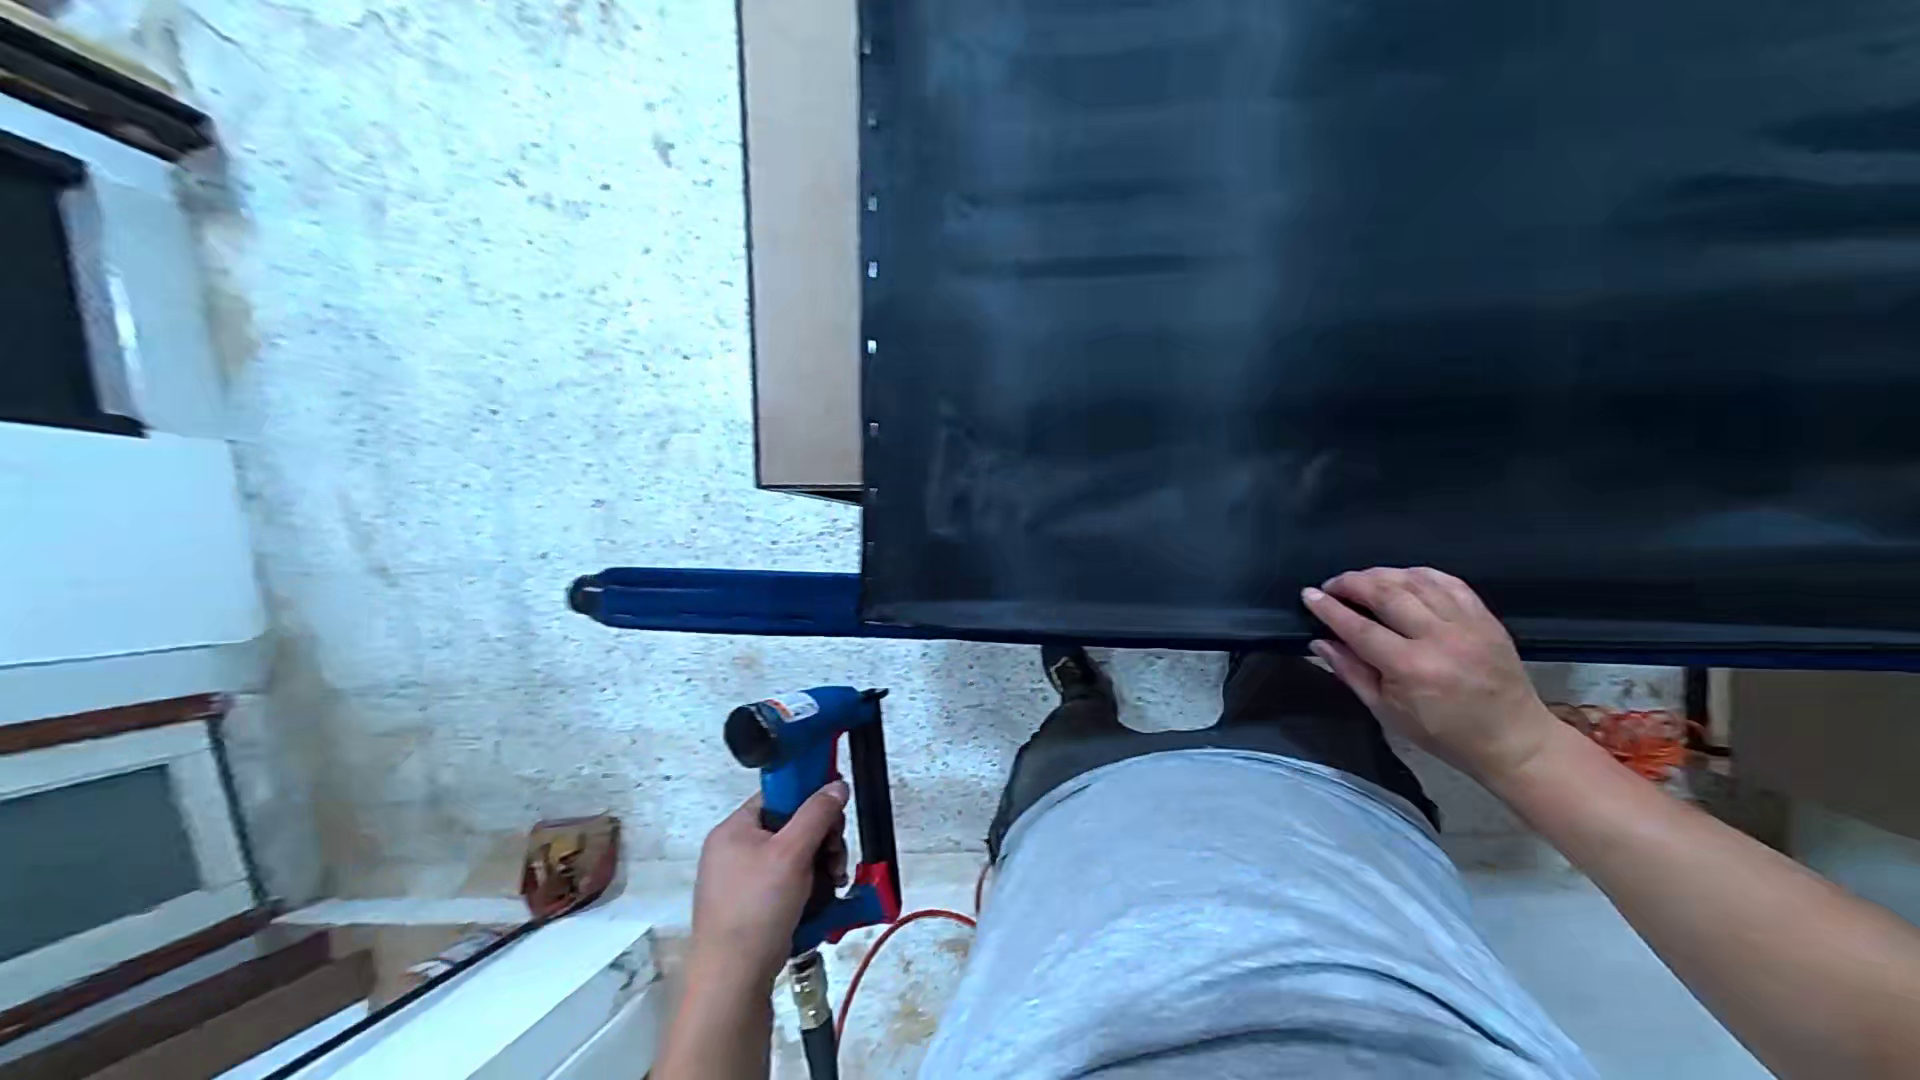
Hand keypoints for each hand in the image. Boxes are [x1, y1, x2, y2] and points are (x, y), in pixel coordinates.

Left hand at [689, 782, 849, 987]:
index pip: (779, 796)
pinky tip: (820, 903)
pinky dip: (807, 889)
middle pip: (791, 828)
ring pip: (793, 858)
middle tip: (836, 859)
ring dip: (820, 867)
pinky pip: (786, 885)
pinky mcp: (750, 908)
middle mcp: (734, 850)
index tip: (834, 818)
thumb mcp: (792, 853)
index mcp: (734, 828)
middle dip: (821, 842)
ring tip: (833, 885)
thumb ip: (817, 813)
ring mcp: (741, 882)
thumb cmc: (758, 907)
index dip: (810, 802)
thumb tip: (838, 784)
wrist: (732, 981)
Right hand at [1301, 566, 1561, 784]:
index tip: (1308, 595)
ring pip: (1416, 581)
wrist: (1513, 740)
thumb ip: (1350, 671)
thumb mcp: (1385, 711)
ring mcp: (1468, 625)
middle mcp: (1440, 639)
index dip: (1329, 608)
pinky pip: (1448, 581)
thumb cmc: (1441, 732)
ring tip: (1360, 580)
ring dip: (1381, 574)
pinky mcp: (1486, 618)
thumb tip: (1319, 642)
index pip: (1359, 627)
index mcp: (1411, 668)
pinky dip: (1418, 574)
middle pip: (1386, 593)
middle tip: (1331, 585)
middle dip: (1351, 583)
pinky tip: (1399, 578)